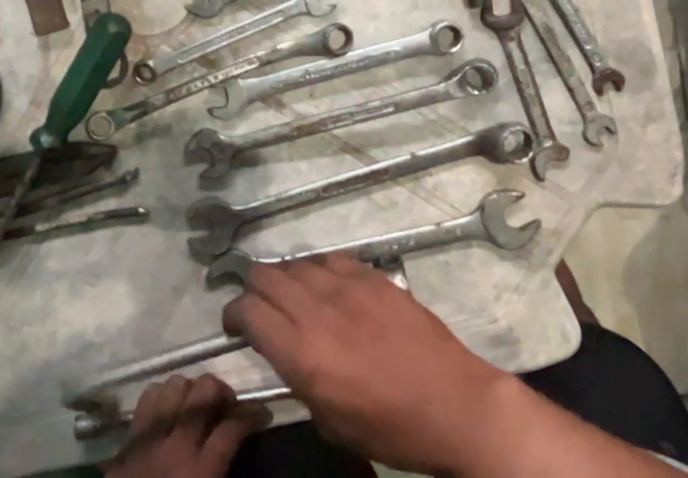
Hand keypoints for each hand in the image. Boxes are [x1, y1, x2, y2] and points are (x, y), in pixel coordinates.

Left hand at [106, 373, 270, 477]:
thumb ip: (225, 474)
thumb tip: (237, 453)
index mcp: (201, 471)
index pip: (234, 426)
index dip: (254, 413)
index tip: (263, 415)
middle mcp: (177, 445)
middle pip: (204, 391)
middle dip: (223, 392)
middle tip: (227, 408)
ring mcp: (149, 438)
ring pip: (175, 386)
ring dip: (191, 391)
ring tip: (197, 407)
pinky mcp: (127, 440)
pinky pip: (147, 399)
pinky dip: (162, 397)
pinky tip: (169, 412)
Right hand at [223, 256, 512, 474]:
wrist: (454, 405)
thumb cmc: (390, 428)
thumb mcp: (330, 421)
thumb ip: (298, 379)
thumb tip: (284, 354)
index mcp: (302, 353)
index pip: (247, 311)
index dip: (233, 316)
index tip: (236, 328)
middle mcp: (317, 311)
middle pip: (264, 276)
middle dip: (252, 291)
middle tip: (260, 309)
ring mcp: (348, 288)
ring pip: (296, 263)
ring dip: (285, 278)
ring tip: (294, 297)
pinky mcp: (375, 277)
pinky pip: (332, 259)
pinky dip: (319, 269)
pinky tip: (327, 284)